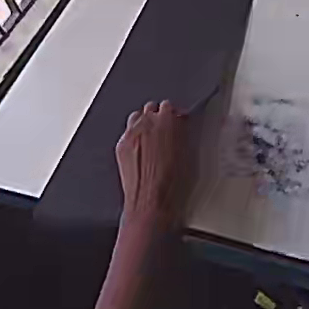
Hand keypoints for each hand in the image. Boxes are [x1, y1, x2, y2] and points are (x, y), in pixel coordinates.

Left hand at [115, 101, 190, 229]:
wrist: (150, 203)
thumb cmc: (172, 183)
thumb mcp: (187, 153)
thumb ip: (181, 133)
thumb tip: (179, 126)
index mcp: (165, 122)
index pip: (168, 106)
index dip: (173, 113)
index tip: (176, 119)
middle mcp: (145, 124)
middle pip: (150, 108)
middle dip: (157, 115)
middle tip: (164, 127)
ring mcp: (131, 134)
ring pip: (136, 117)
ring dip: (144, 122)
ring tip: (151, 135)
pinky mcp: (121, 146)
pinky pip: (127, 132)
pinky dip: (134, 136)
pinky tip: (140, 149)